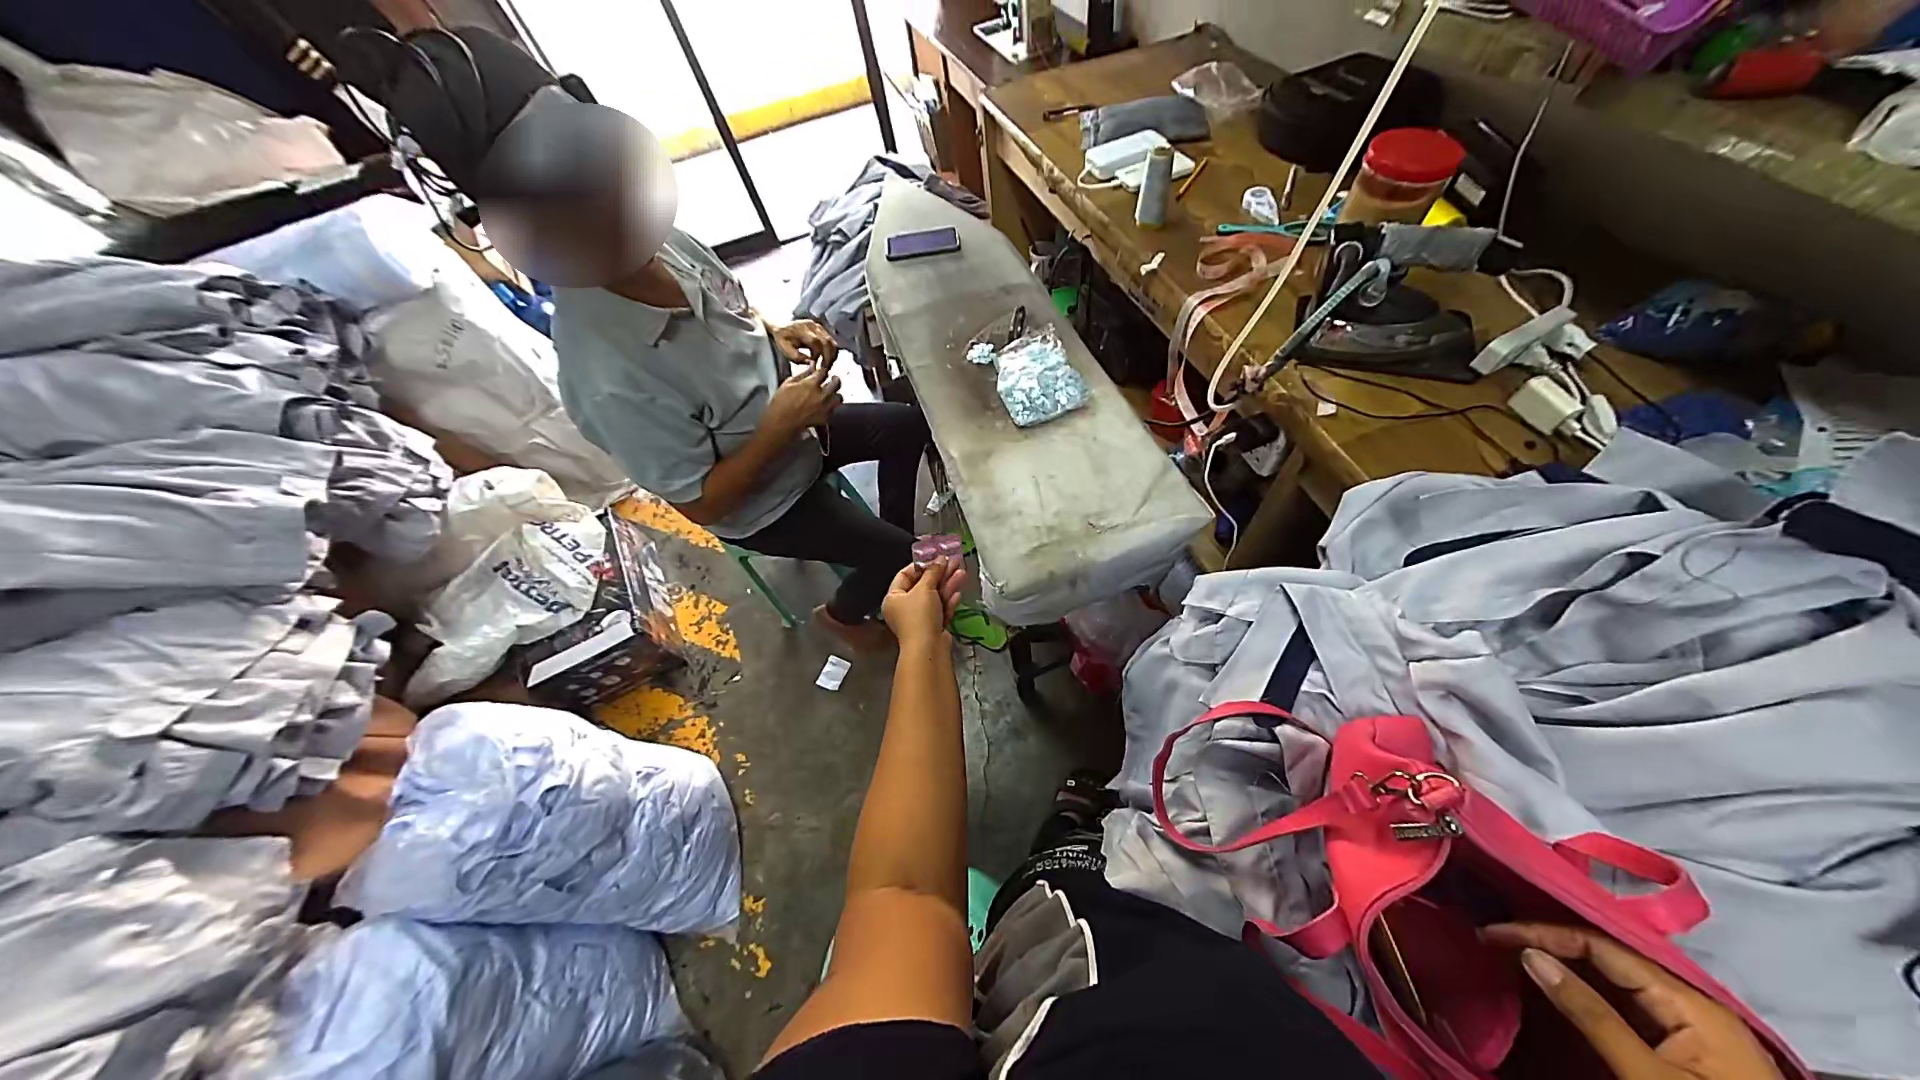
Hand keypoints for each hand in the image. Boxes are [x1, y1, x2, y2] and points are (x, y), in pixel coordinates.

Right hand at [765, 367, 841, 436]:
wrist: (782, 423)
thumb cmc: (782, 403)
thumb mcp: (788, 383)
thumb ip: (803, 375)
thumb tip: (812, 368)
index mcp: (812, 384)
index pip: (823, 371)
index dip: (823, 370)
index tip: (822, 371)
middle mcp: (822, 395)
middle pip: (836, 383)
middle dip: (834, 379)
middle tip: (832, 379)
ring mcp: (826, 407)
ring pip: (839, 397)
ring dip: (835, 394)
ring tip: (831, 394)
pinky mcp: (826, 417)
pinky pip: (834, 409)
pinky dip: (831, 406)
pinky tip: (826, 406)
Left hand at [770, 319, 837, 370]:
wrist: (781, 326)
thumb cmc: (782, 339)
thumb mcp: (784, 349)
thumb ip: (796, 356)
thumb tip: (810, 363)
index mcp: (802, 330)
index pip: (816, 342)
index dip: (818, 355)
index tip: (815, 365)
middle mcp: (813, 326)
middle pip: (828, 342)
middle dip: (828, 358)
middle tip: (825, 369)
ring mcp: (819, 327)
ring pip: (832, 342)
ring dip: (832, 355)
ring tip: (827, 365)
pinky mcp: (822, 330)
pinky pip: (832, 341)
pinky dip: (832, 352)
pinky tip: (827, 359)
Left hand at [882, 556, 967, 646]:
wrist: (928, 649)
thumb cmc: (919, 617)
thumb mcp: (924, 589)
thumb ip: (933, 571)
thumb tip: (940, 559)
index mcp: (893, 598)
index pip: (905, 575)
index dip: (921, 565)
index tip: (935, 557)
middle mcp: (904, 608)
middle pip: (923, 585)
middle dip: (939, 574)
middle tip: (953, 562)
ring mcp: (919, 618)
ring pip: (934, 597)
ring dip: (947, 585)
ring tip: (961, 573)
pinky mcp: (933, 627)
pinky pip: (940, 610)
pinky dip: (948, 601)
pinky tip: (957, 593)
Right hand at [1483, 923, 1784, 1079]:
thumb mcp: (1649, 1078)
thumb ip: (1591, 1015)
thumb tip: (1529, 955)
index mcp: (1691, 1002)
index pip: (1601, 945)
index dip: (1542, 933)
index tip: (1491, 935)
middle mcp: (1693, 1001)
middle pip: (1608, 954)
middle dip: (1550, 941)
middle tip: (1495, 938)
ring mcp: (1693, 1025)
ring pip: (1616, 975)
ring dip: (1564, 960)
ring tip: (1515, 952)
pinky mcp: (1687, 1046)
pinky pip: (1626, 999)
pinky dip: (1585, 986)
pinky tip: (1558, 982)